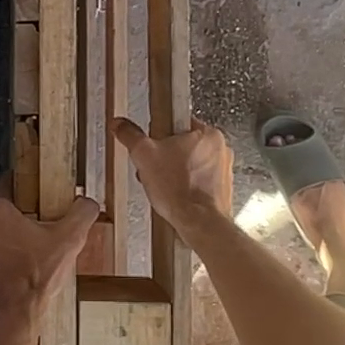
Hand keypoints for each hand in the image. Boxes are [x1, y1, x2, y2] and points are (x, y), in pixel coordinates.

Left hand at [0, 189, 100, 333]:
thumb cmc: (38, 275)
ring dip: (4, 239)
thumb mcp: (70, 240)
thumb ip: (82, 213)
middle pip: (0, 213)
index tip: (30, 189)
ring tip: (26, 253)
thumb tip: (88, 202)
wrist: (16, 314)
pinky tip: (13, 268)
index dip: (20, 185)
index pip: (6, 185)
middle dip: (16, 218)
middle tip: (36, 230)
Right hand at [110, 117, 233, 229]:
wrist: (198, 223)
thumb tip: (120, 125)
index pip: (177, 122)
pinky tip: (175, 194)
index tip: (153, 144)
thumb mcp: (143, 155)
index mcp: (206, 133)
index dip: (159, 134)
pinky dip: (187, 186)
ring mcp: (223, 170)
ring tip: (164, 183)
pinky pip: (199, 181)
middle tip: (155, 167)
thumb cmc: (179, 189)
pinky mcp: (223, 189)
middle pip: (184, 144)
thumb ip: (130, 135)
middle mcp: (220, 149)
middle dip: (166, 156)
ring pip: (191, 163)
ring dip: (176, 171)